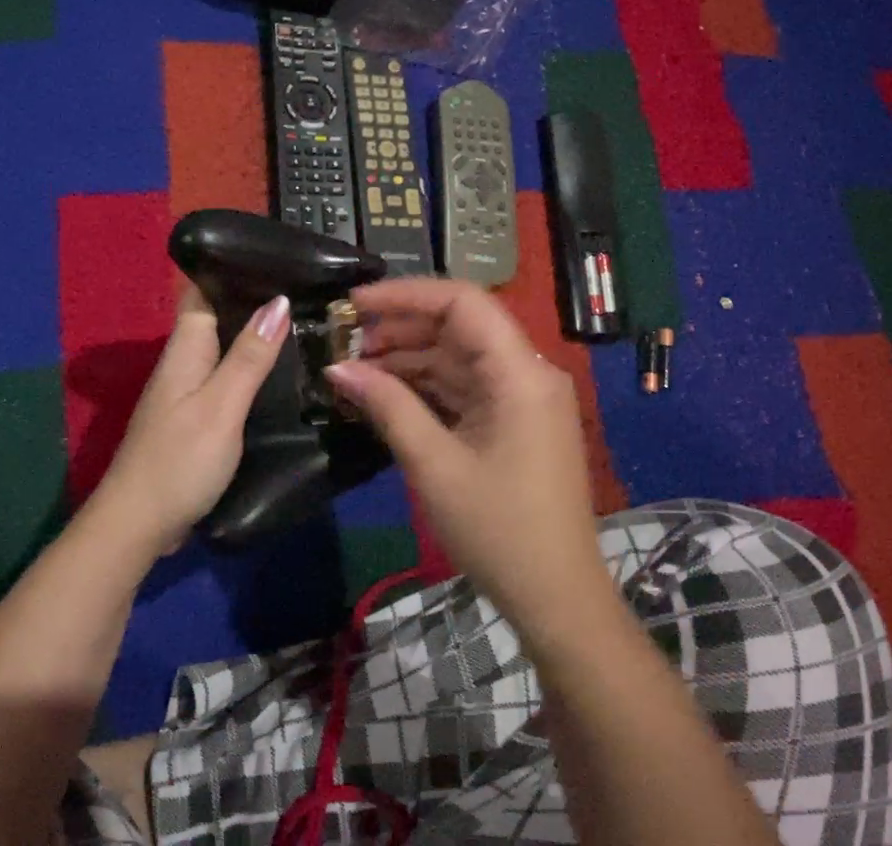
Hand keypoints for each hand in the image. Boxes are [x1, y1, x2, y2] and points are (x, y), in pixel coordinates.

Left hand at [88, 286, 289, 554]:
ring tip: (305, 329)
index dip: (234, 272)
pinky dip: (248, 375)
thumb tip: (276, 300)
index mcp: (184, 350)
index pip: (203, 292)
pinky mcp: (192, 422)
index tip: (280, 259)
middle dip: (253, 305)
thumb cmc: (180, 460)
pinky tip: (279, 380)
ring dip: (254, 341)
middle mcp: (181, 365)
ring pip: (221, 353)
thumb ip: (248, 357)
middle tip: (309, 295)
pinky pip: (223, 383)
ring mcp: (184, 395)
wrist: (140, 523)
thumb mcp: (221, 406)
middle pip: (216, 321)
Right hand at [323, 278, 613, 643]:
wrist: (556, 596)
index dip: (404, 295)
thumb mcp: (433, 464)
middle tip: (344, 343)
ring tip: (354, 371)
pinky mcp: (514, 423)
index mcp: (521, 374)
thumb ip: (387, 405)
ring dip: (408, 359)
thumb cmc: (498, 529)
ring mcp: (523, 400)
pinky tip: (383, 396)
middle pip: (460, 327)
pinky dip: (425, 387)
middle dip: (400, 328)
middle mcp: (528, 374)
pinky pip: (465, 387)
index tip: (352, 304)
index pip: (462, 303)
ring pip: (459, 357)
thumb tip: (336, 367)